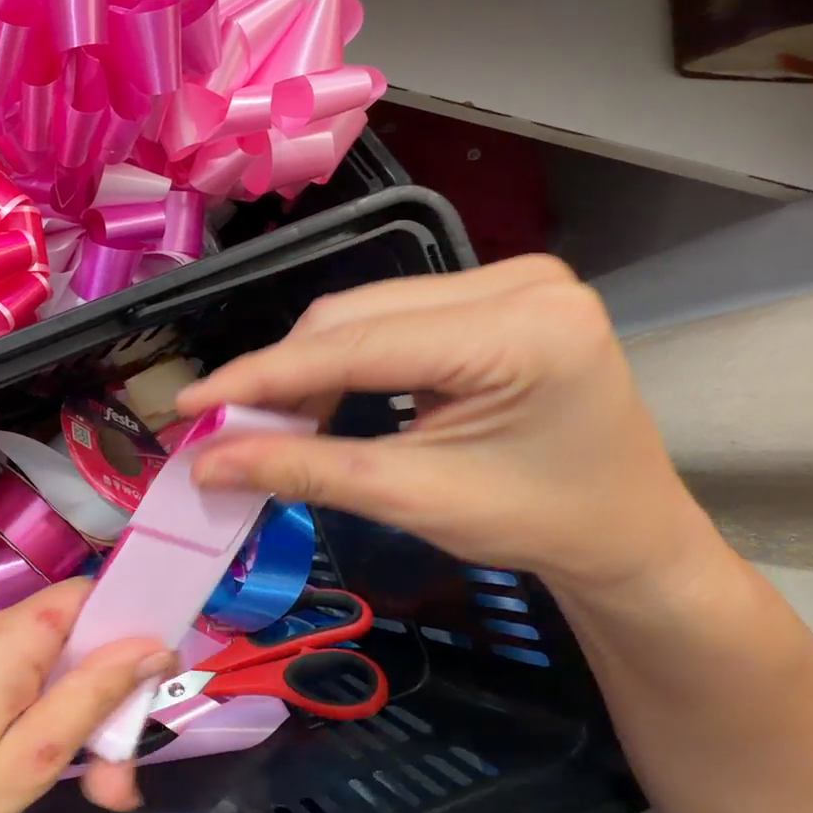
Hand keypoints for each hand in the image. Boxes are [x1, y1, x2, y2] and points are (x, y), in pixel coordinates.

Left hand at [0, 580, 175, 812]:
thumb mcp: (34, 757)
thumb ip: (95, 694)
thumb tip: (153, 645)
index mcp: (3, 636)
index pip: (86, 595)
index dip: (127, 628)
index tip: (153, 684)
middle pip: (67, 639)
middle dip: (101, 700)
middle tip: (113, 781)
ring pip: (40, 663)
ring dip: (70, 714)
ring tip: (83, 786)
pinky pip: (6, 674)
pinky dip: (32, 711)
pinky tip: (33, 763)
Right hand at [175, 255, 710, 592]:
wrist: (625, 532)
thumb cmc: (539, 522)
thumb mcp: (414, 499)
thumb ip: (303, 470)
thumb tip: (204, 465)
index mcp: (521, 331)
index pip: (355, 345)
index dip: (260, 378)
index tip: (188, 407)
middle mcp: (517, 283)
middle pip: (351, 317)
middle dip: (278, 376)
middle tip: (224, 430)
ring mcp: (508, 281)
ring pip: (358, 314)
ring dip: (301, 370)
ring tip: (266, 424)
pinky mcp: (491, 297)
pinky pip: (382, 320)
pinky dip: (335, 364)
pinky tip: (313, 401)